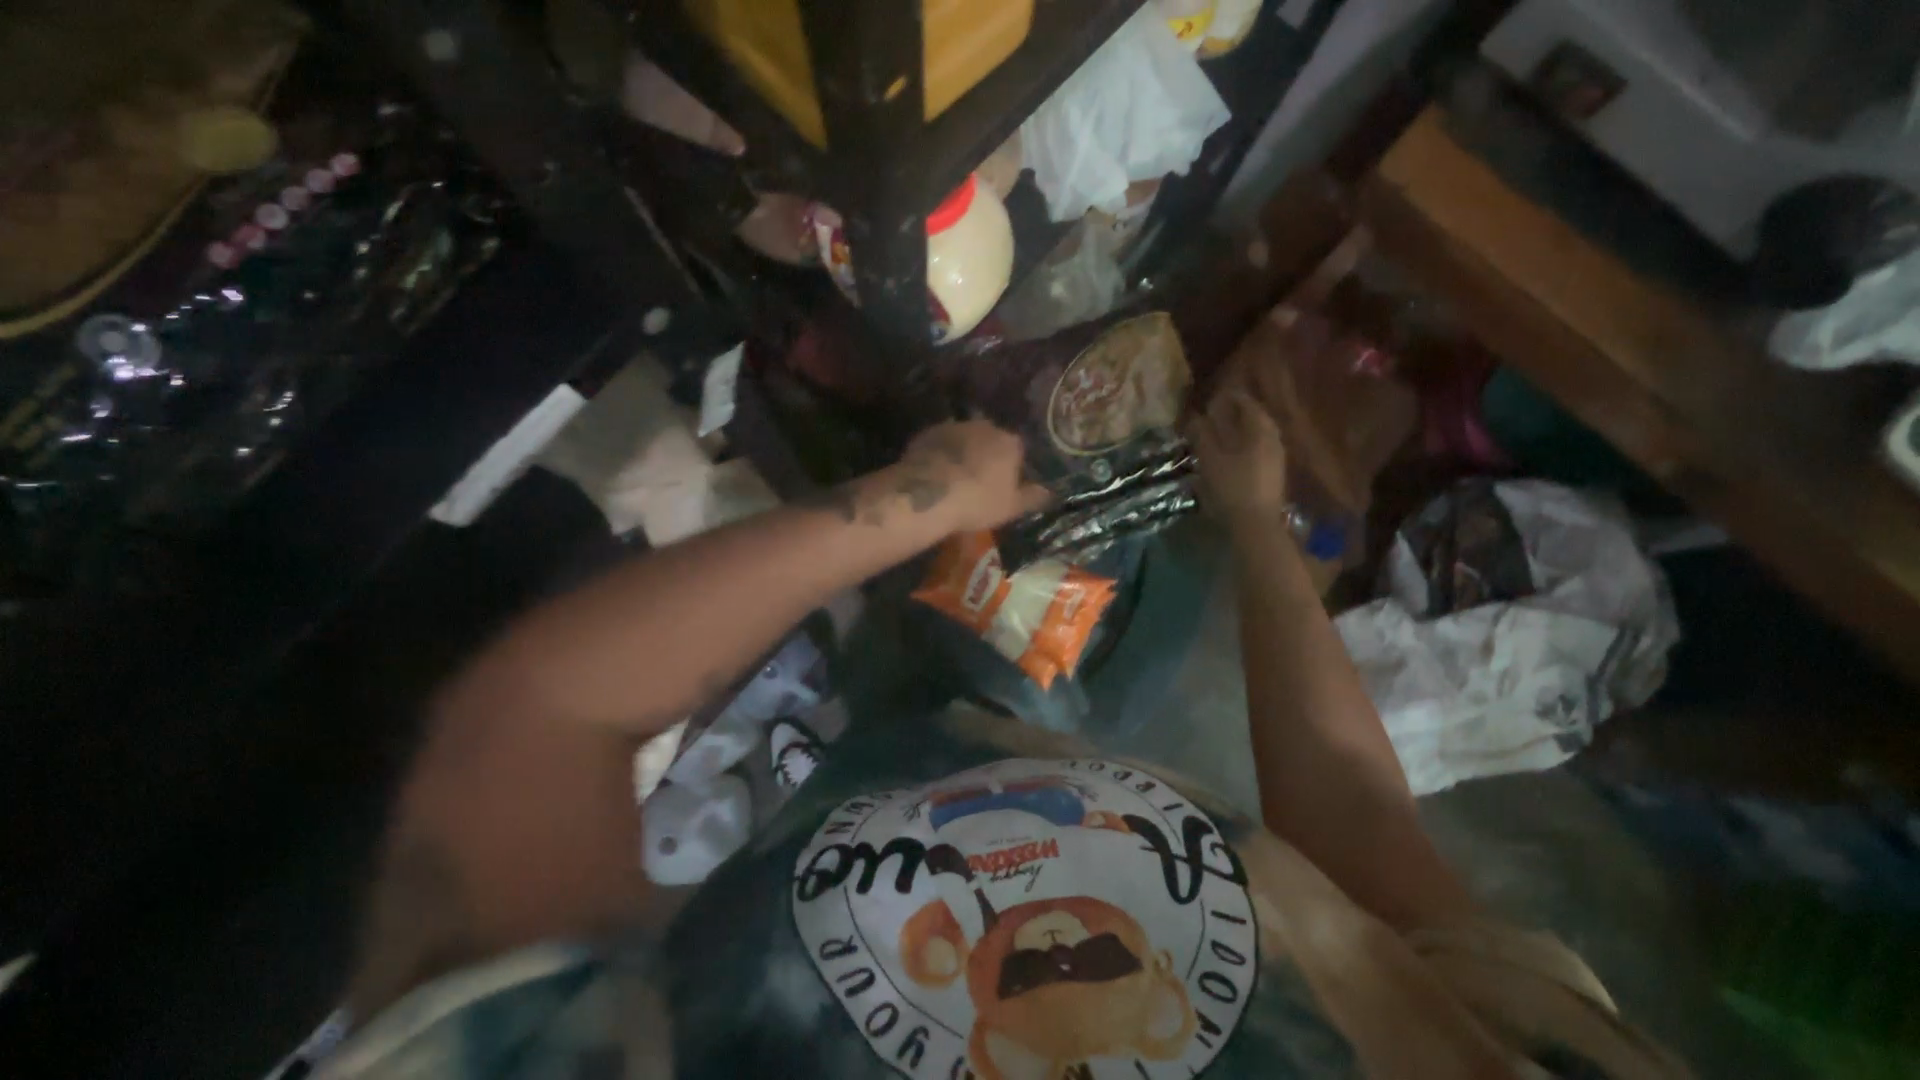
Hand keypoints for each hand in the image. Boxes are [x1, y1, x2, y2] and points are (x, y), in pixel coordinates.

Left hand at [894, 419, 1051, 533]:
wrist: (928, 495)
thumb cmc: (978, 502)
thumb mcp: (1012, 507)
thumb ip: (1033, 497)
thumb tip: (1049, 492)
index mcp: (1010, 442)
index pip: (1018, 449)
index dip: (1012, 466)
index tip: (1004, 483)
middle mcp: (985, 426)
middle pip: (991, 439)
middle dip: (987, 455)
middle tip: (979, 480)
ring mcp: (955, 426)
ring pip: (965, 439)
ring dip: (963, 452)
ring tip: (954, 477)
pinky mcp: (928, 432)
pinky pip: (941, 443)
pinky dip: (941, 454)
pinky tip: (935, 472)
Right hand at [1189, 388, 1287, 527]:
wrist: (1256, 526)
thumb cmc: (1231, 488)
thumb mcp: (1210, 460)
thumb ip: (1202, 435)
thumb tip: (1195, 418)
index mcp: (1260, 431)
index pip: (1247, 404)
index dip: (1230, 398)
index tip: (1213, 398)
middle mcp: (1273, 440)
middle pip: (1256, 419)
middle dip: (1237, 415)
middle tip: (1217, 415)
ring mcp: (1277, 459)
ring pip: (1259, 437)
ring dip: (1241, 432)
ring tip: (1221, 435)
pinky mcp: (1274, 476)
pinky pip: (1260, 452)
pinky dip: (1245, 447)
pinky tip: (1232, 456)